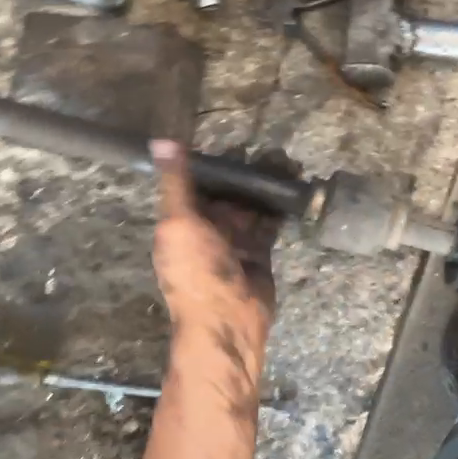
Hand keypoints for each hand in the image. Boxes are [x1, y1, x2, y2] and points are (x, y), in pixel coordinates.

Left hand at [150, 139, 279, 383]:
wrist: (228, 319)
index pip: (197, 182)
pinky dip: (282, 205)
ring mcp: (235, 239)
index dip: (215, 161)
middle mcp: (207, 227)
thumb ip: (175, 182)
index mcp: (180, 220)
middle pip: (229, 191)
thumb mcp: (178, 222)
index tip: (236, 140)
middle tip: (274, 149)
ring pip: (252, 203)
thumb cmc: (196, 271)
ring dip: (269, 185)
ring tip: (290, 163)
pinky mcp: (259, 250)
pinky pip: (270, 222)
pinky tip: (296, 187)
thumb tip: (161, 139)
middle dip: (248, 172)